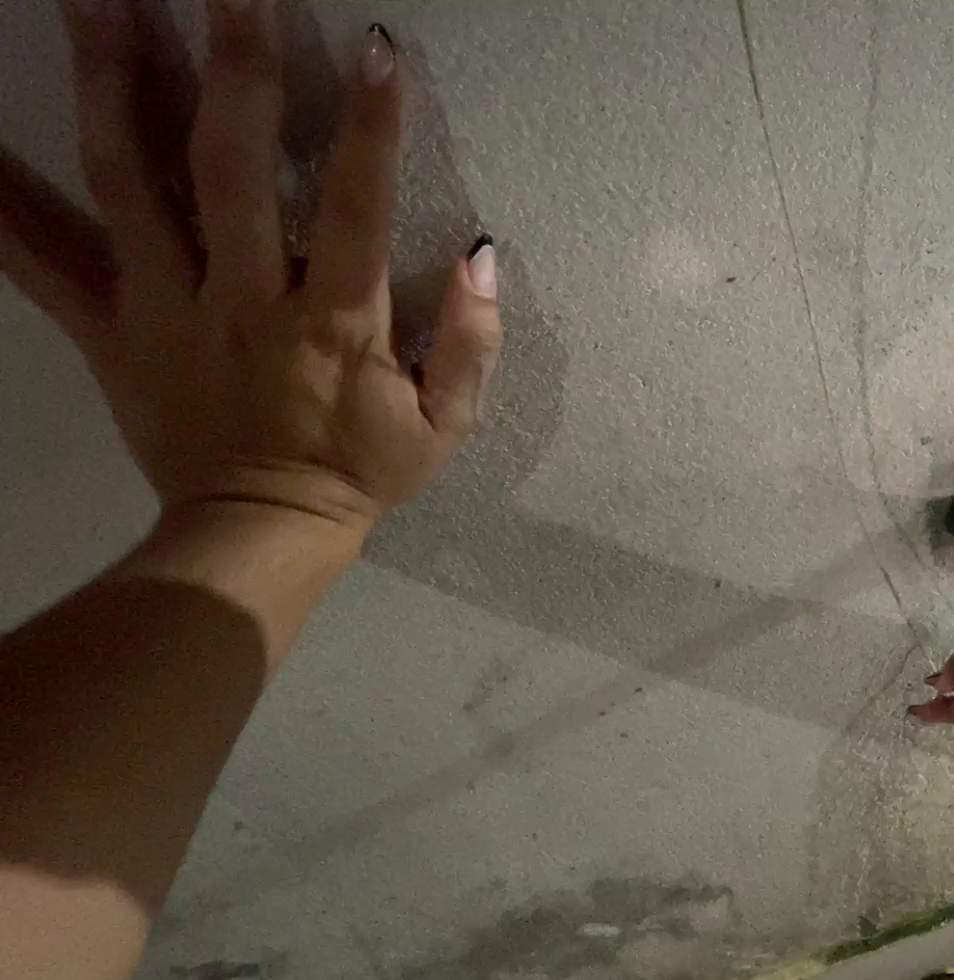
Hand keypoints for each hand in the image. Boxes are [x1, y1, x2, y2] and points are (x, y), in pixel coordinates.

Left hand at [0, 1, 500, 538]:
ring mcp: (166, 307)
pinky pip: (36, 253)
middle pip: (229, 166)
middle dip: (233, 68)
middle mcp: (246, 298)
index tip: (376, 54)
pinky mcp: (109, 327)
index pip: (354, 206)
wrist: (266, 524)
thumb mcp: (450, 421)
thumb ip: (471, 342)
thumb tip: (480, 257)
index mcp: (338, 324)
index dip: (369, 127)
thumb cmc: (370, 468)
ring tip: (105, 0)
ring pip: (129, 179)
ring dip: (114, 82)